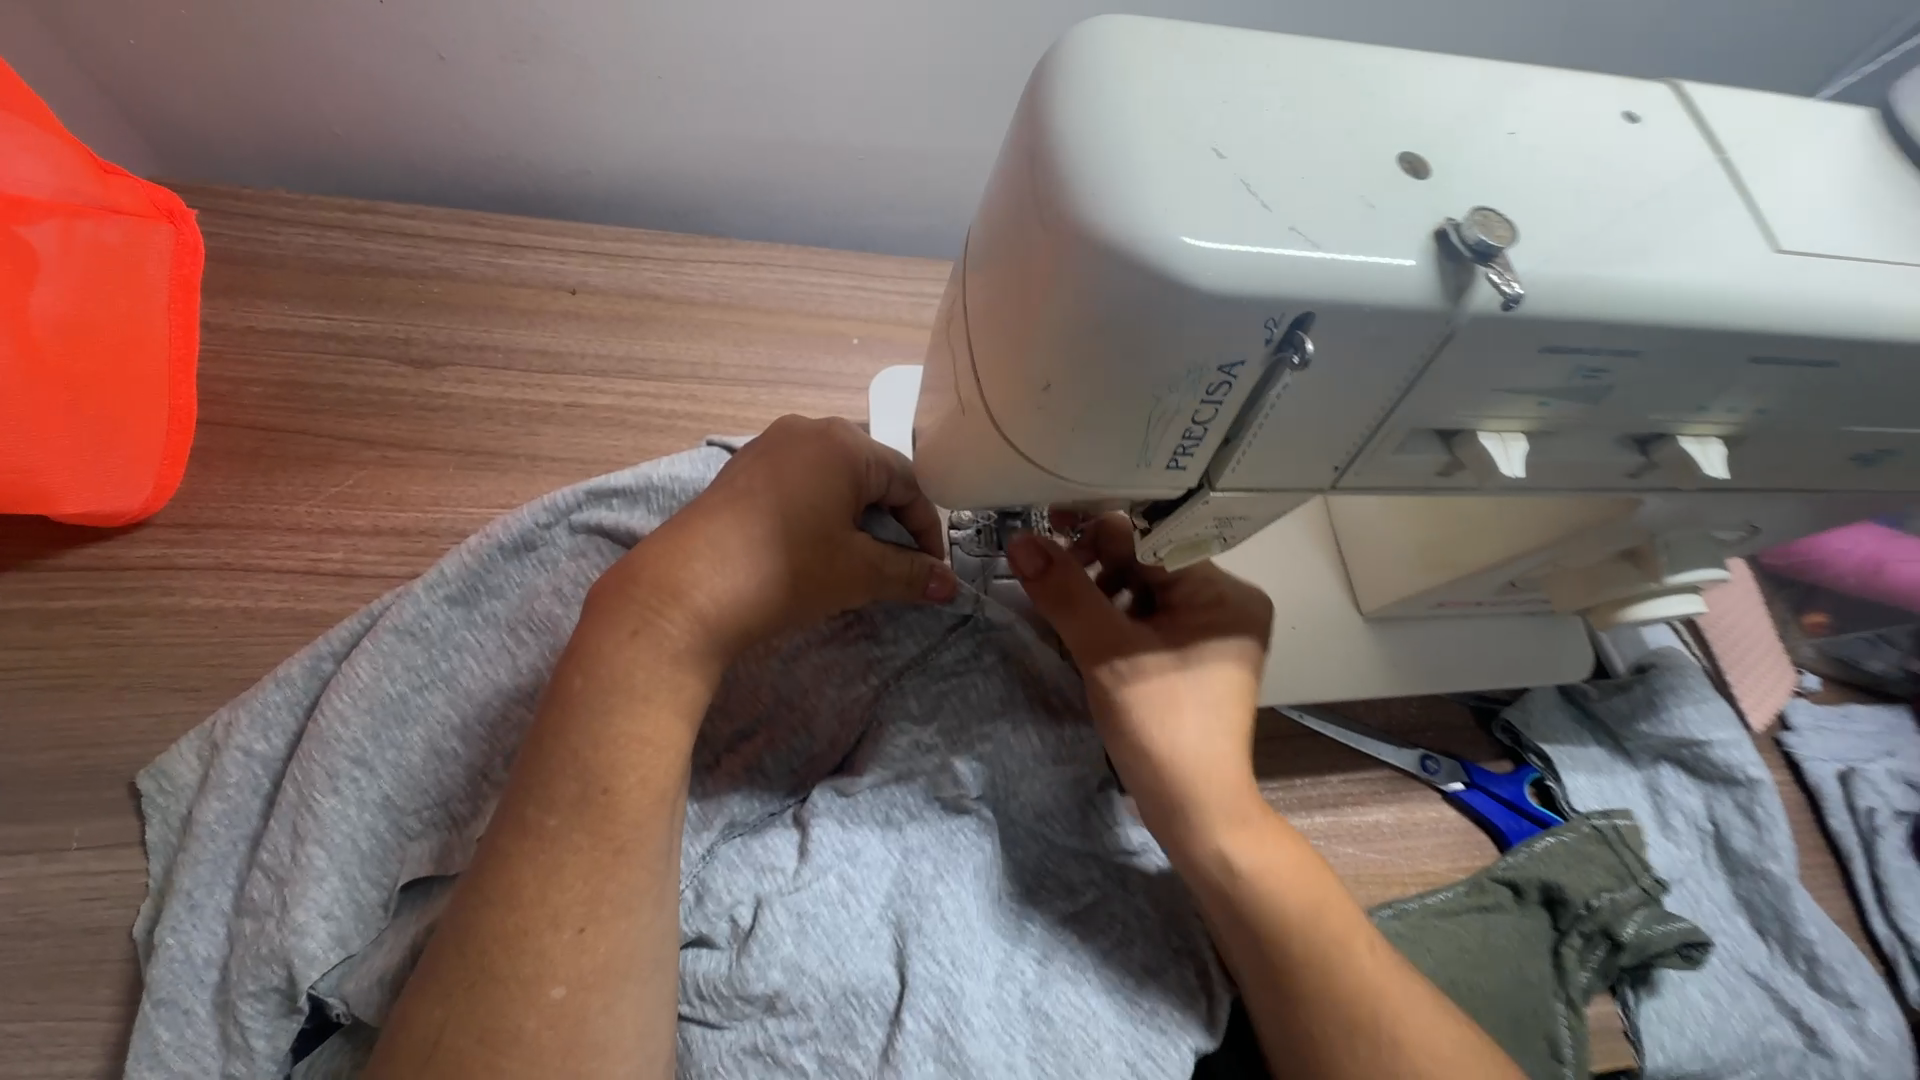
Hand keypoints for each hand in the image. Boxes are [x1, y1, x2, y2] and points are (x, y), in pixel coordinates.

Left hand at [590, 415, 957, 667]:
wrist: (686, 590)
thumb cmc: (787, 571)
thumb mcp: (860, 573)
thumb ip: (912, 574)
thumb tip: (951, 586)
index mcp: (844, 443)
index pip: (908, 482)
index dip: (926, 530)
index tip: (932, 571)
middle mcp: (807, 430)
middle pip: (870, 475)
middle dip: (890, 523)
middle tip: (896, 566)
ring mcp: (768, 447)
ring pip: (833, 480)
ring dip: (854, 519)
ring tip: (855, 561)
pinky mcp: (741, 471)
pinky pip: (799, 485)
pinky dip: (819, 514)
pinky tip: (812, 549)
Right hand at [1008, 513, 1273, 849]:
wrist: (1193, 808)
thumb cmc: (1158, 726)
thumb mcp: (1104, 652)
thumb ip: (1063, 592)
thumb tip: (1020, 540)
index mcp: (1222, 592)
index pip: (1154, 538)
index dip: (1100, 528)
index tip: (1050, 521)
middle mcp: (1227, 602)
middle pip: (1148, 562)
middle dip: (1095, 563)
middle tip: (1045, 568)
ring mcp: (1211, 631)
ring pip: (1143, 589)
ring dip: (1098, 590)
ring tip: (1060, 602)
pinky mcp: (1194, 655)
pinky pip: (1148, 617)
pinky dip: (1112, 616)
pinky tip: (1081, 626)